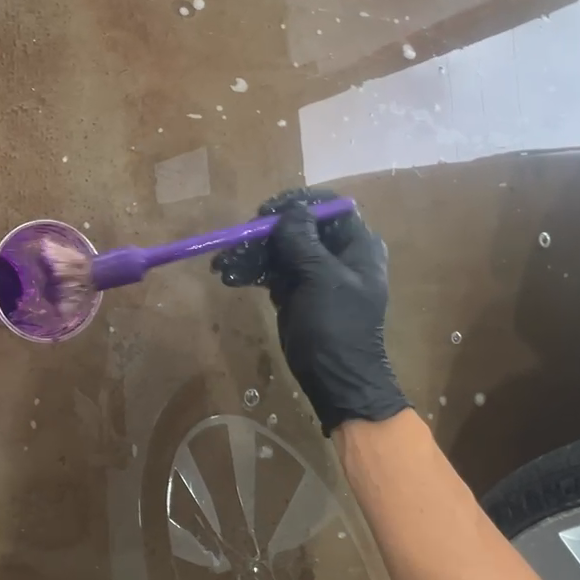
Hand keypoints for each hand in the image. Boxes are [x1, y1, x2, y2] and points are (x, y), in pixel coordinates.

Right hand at [212, 188, 408, 432]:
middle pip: (298, 227)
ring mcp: (314, 274)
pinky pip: (271, 272)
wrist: (335, 376)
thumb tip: (289, 211)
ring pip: (280, 250)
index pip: (328, 208)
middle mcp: (336, 255)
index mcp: (357, 246)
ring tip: (223, 264)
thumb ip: (303, 242)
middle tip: (239, 239)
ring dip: (251, 253)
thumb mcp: (322, 278)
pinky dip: (251, 272)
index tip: (266, 211)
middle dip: (265, 232)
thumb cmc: (337, 324)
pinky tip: (229, 277)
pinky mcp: (295, 292)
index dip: (297, 204)